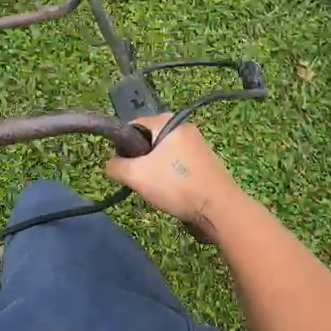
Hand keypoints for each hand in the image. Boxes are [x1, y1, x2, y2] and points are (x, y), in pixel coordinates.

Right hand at [104, 114, 248, 241]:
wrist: (220, 209)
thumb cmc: (175, 185)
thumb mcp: (135, 175)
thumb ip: (115, 166)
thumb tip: (110, 164)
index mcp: (167, 121)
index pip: (133, 125)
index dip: (123, 145)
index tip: (123, 165)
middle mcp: (183, 127)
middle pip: (149, 140)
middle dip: (141, 160)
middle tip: (139, 180)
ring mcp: (198, 144)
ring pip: (164, 154)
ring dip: (156, 170)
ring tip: (157, 189)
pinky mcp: (206, 162)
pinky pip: (178, 164)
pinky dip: (172, 177)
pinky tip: (173, 193)